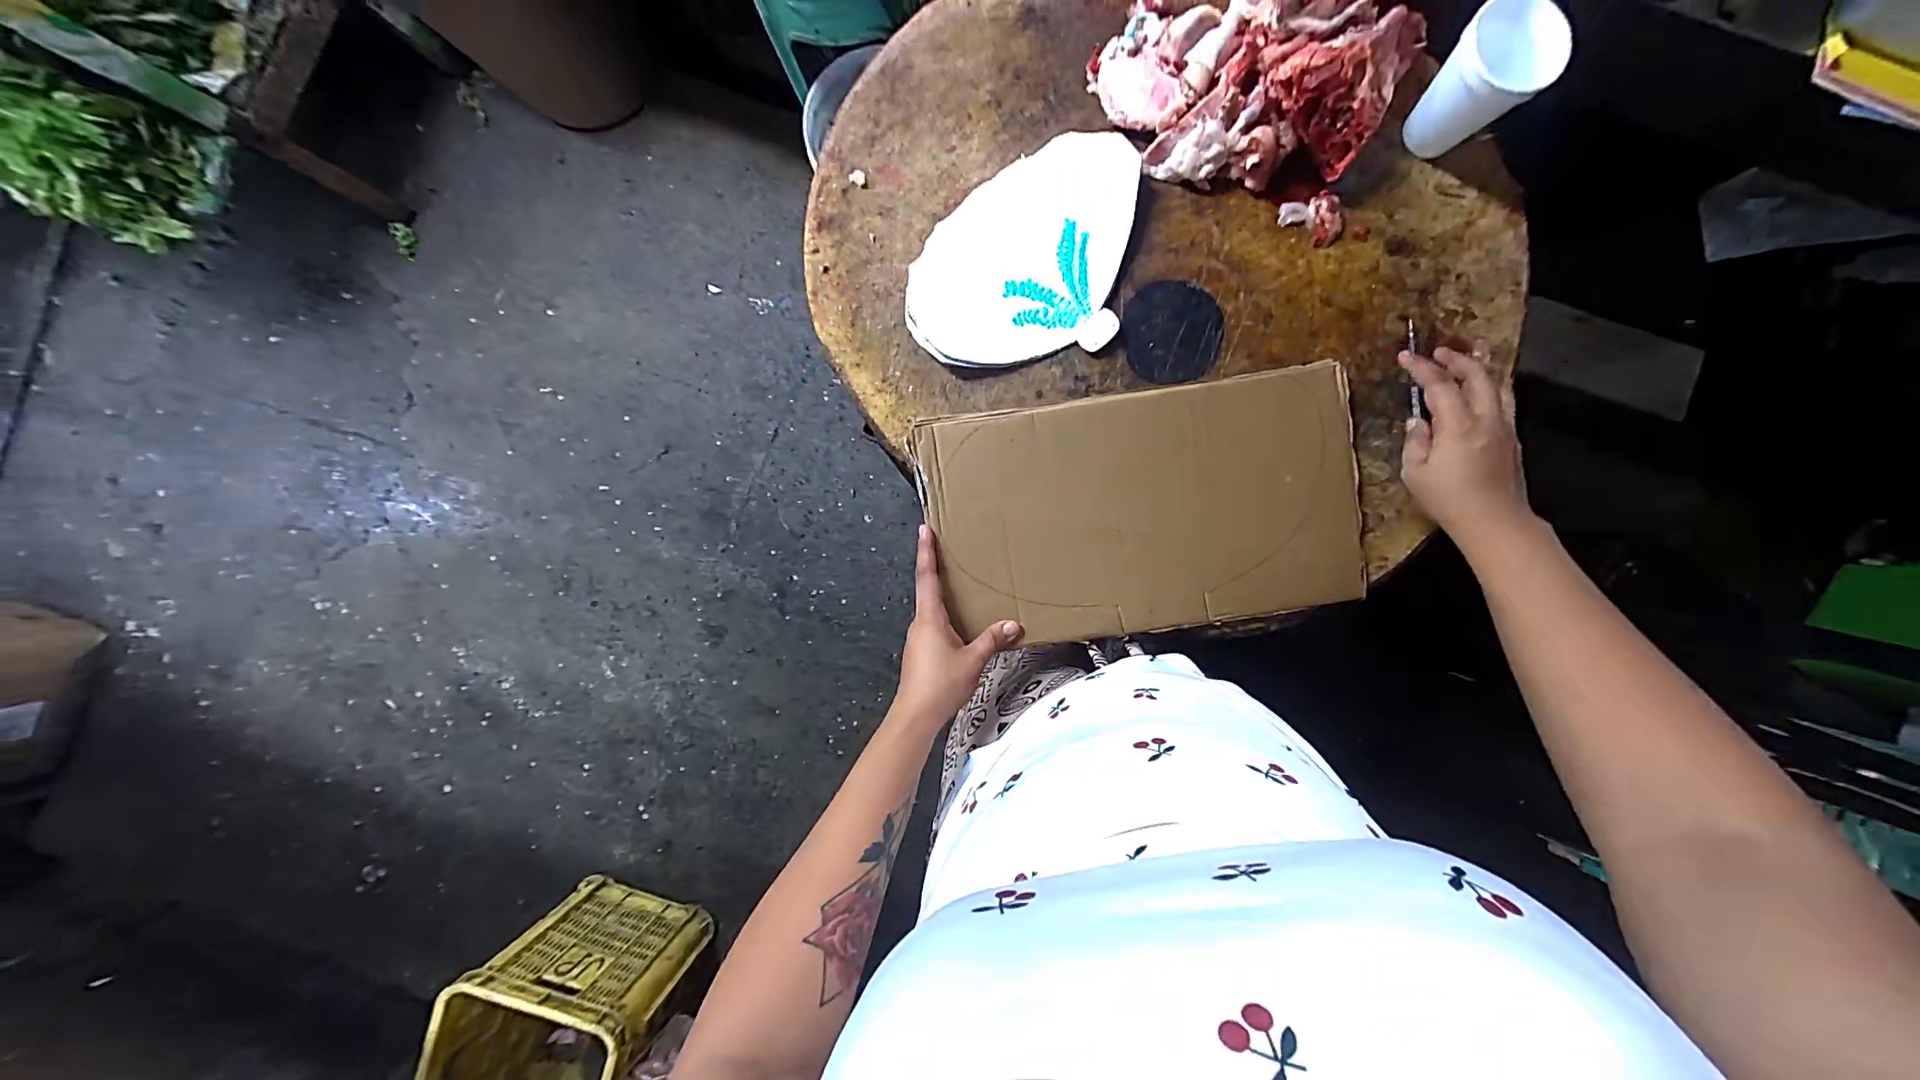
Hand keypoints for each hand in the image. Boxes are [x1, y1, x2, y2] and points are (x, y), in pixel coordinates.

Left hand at [892, 524, 1021, 725]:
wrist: (915, 715)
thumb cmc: (939, 686)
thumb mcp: (973, 661)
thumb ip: (991, 640)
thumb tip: (1011, 625)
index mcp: (929, 618)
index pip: (927, 577)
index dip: (926, 552)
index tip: (924, 530)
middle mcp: (919, 624)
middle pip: (927, 590)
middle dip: (935, 569)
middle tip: (943, 550)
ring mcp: (918, 639)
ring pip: (931, 611)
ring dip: (943, 597)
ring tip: (959, 588)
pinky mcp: (921, 653)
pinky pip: (934, 627)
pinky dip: (946, 619)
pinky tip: (959, 627)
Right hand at [1399, 346, 1532, 547]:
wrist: (1494, 520)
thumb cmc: (1448, 499)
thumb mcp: (1416, 473)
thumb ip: (1416, 442)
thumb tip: (1418, 423)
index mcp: (1459, 425)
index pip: (1439, 385)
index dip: (1421, 368)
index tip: (1406, 357)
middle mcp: (1486, 419)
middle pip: (1477, 375)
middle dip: (1456, 360)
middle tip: (1438, 352)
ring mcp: (1504, 427)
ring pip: (1497, 385)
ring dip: (1478, 370)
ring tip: (1464, 364)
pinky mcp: (1512, 439)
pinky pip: (1503, 401)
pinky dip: (1489, 388)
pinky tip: (1478, 393)